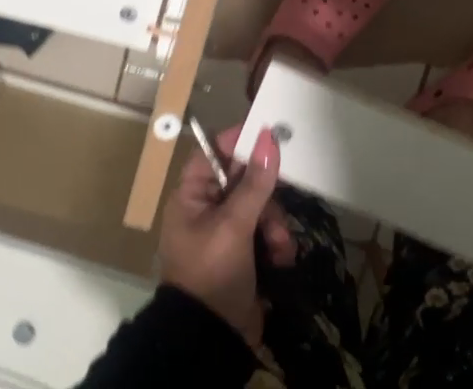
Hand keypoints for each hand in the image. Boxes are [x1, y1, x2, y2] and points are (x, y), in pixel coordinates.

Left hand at [158, 126, 294, 343]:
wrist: (211, 339)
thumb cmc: (212, 273)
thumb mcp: (234, 226)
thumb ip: (254, 183)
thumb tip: (268, 138)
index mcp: (191, 196)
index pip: (213, 153)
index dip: (238, 141)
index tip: (268, 133)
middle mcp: (207, 209)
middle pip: (244, 180)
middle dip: (266, 198)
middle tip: (277, 210)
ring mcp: (227, 232)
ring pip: (260, 207)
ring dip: (275, 226)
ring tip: (279, 248)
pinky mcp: (245, 254)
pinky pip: (266, 233)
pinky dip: (276, 244)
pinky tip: (281, 260)